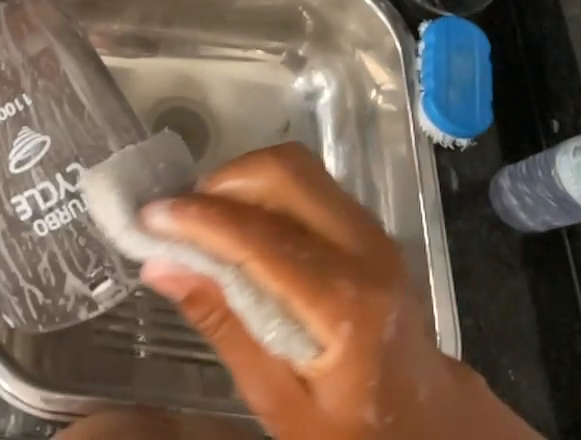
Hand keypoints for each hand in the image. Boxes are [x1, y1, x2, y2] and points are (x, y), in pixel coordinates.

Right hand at [140, 144, 534, 439]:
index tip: (149, 214)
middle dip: (222, 181)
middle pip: (285, 172)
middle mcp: (366, 251)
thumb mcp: (280, 403)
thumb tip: (158, 265)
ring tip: (206, 221)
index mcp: (347, 305)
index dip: (198, 218)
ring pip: (297, 168)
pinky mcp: (369, 227)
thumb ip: (222, 325)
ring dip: (242, 181)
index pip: (259, 236)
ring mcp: (373, 232)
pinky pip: (309, 184)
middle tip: (182, 216)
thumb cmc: (354, 432)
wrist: (431, 427)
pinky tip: (240, 225)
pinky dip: (264, 189)